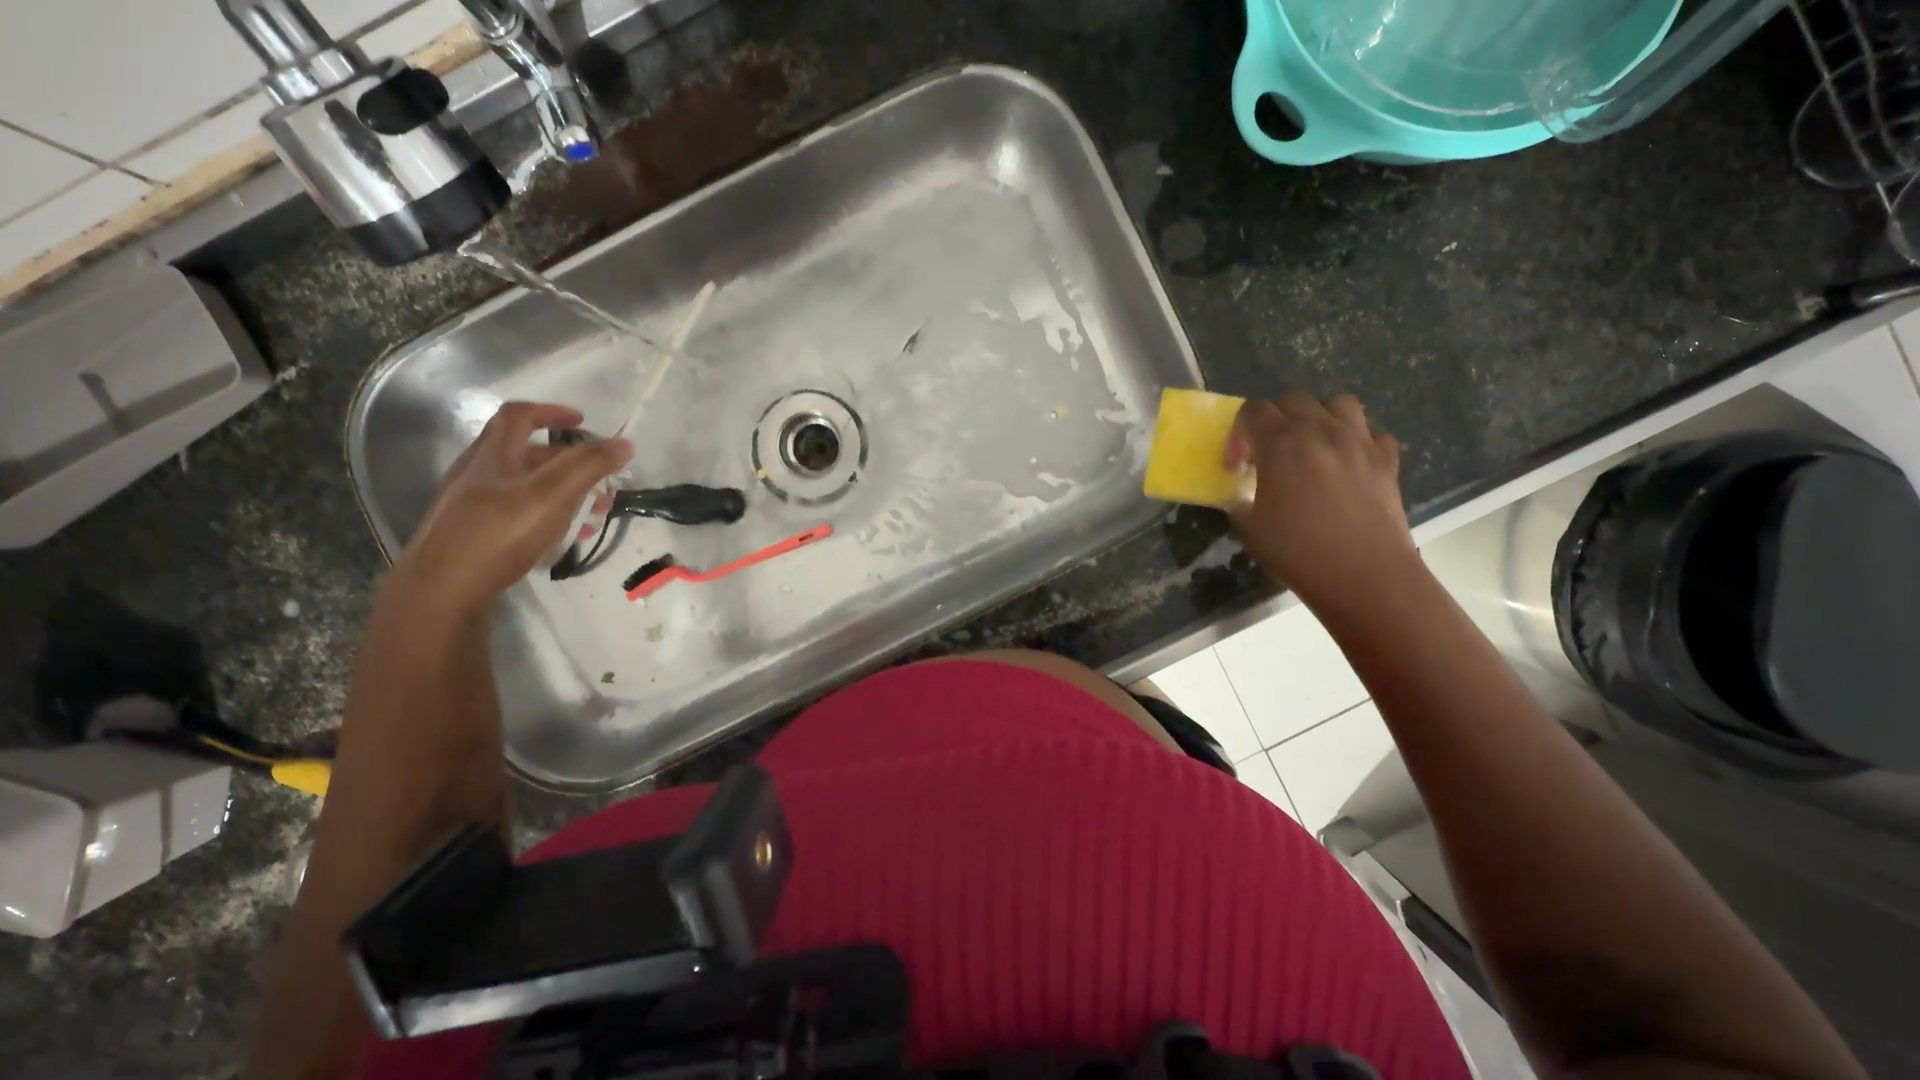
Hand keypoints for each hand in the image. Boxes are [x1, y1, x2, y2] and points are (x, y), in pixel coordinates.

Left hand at [388, 402, 631, 614]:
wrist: (439, 593)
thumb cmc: (497, 535)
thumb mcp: (551, 495)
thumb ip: (588, 467)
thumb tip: (623, 442)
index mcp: (492, 456)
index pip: (519, 416)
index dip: (551, 412)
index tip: (581, 423)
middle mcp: (475, 475)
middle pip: (520, 453)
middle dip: (562, 460)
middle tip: (594, 479)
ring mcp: (467, 508)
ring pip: (517, 488)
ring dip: (554, 493)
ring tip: (584, 516)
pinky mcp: (467, 538)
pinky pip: (509, 516)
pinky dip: (537, 518)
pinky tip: (551, 541)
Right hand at [1226, 393, 1414, 601]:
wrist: (1365, 575)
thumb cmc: (1299, 553)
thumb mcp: (1252, 530)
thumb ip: (1242, 504)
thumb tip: (1242, 499)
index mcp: (1281, 444)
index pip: (1252, 411)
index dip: (1238, 434)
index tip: (1237, 467)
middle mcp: (1320, 430)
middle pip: (1293, 400)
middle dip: (1276, 421)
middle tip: (1272, 455)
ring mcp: (1359, 441)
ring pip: (1339, 403)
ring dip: (1321, 418)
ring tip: (1314, 447)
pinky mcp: (1386, 459)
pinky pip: (1372, 433)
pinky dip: (1358, 442)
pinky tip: (1350, 465)